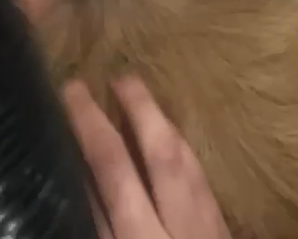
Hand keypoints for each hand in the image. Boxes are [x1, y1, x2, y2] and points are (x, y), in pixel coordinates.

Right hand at [63, 76, 232, 238]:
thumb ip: (100, 224)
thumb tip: (83, 172)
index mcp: (141, 235)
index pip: (113, 167)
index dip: (90, 123)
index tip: (72, 87)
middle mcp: (180, 221)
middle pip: (162, 151)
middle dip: (140, 106)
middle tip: (118, 74)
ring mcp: (209, 222)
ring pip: (187, 159)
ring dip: (163, 121)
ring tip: (141, 95)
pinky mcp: (224, 227)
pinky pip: (201, 176)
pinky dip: (182, 149)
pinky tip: (171, 137)